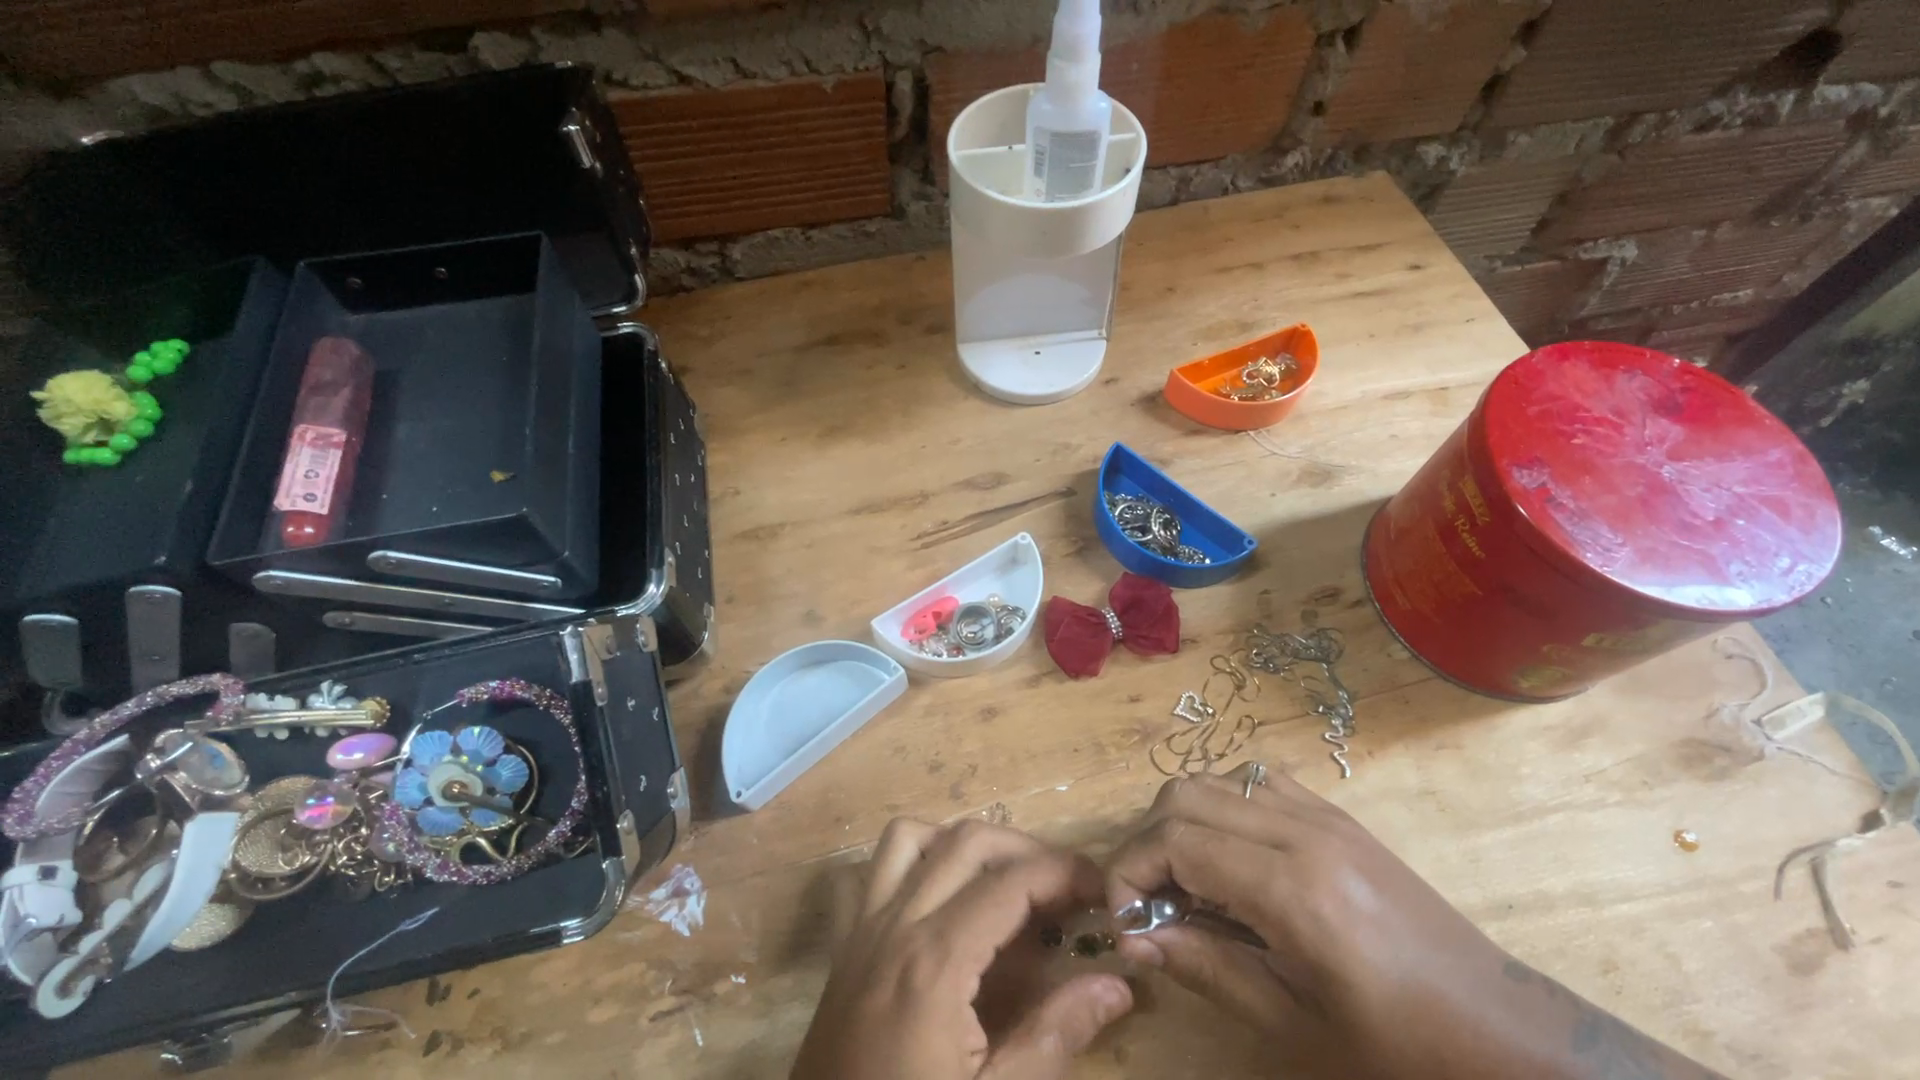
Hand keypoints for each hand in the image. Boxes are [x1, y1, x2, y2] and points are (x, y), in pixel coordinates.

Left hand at [793, 819, 1133, 1079]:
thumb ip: (1056, 1034)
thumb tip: (1116, 985)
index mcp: (935, 961)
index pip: (1011, 882)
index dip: (1064, 874)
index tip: (1102, 892)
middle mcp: (895, 926)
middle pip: (966, 842)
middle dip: (1025, 851)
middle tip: (1065, 891)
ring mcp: (860, 932)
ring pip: (908, 839)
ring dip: (961, 843)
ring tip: (1002, 882)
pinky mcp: (841, 950)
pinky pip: (864, 876)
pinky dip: (901, 866)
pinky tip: (933, 899)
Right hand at [1105, 765, 1727, 1079]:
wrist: (1496, 1029)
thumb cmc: (1392, 1046)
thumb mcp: (1290, 1023)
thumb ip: (1204, 966)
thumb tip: (1132, 939)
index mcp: (1293, 886)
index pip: (1175, 838)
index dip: (1129, 872)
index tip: (1123, 921)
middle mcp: (1304, 830)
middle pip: (1185, 794)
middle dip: (1145, 842)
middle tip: (1147, 903)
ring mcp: (1325, 815)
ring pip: (1217, 779)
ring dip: (1180, 821)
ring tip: (1183, 884)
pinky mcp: (1339, 817)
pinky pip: (1258, 783)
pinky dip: (1222, 808)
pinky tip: (1230, 862)